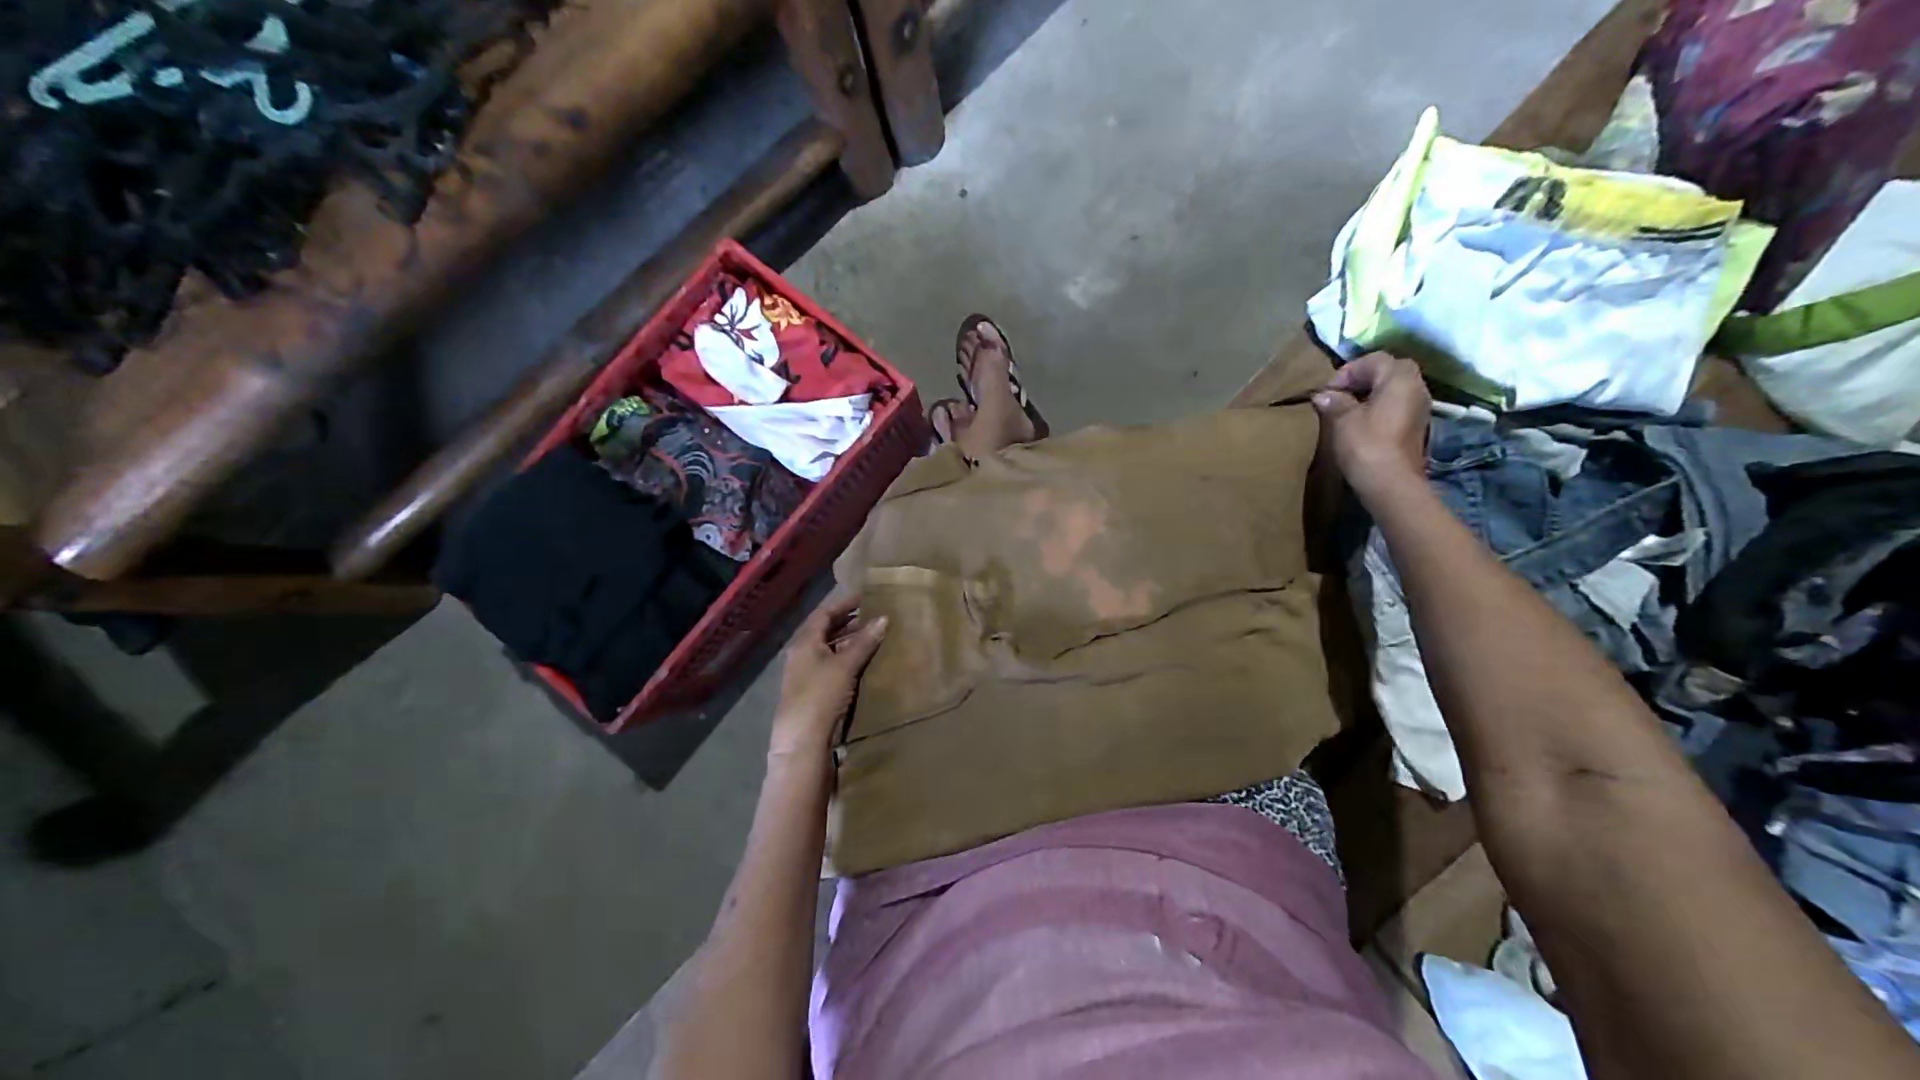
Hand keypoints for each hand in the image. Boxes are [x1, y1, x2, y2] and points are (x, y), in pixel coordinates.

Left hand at [769, 592, 887, 761]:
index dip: (844, 603)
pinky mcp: (813, 694)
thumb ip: (864, 641)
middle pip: (824, 631)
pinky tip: (863, 664)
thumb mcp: (845, 665)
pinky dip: (847, 660)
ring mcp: (805, 676)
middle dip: (848, 622)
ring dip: (849, 642)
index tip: (866, 597)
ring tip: (873, 638)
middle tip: (873, 616)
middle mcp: (801, 655)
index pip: (823, 614)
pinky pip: (832, 668)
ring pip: (829, 650)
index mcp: (803, 643)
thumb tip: (884, 618)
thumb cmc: (821, 696)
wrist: (803, 742)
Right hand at [1312, 353, 1430, 497]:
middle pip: (1388, 371)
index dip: (1348, 371)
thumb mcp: (1342, 419)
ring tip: (1346, 410)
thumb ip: (1334, 401)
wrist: (1390, 482)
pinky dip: (1379, 408)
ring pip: (1393, 389)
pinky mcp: (1416, 426)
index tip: (1328, 391)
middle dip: (1362, 379)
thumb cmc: (1366, 444)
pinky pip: (1396, 406)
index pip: (1374, 360)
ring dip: (1370, 394)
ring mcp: (1420, 407)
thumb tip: (1324, 395)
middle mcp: (1416, 387)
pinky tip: (1361, 423)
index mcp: (1400, 378)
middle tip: (1338, 395)